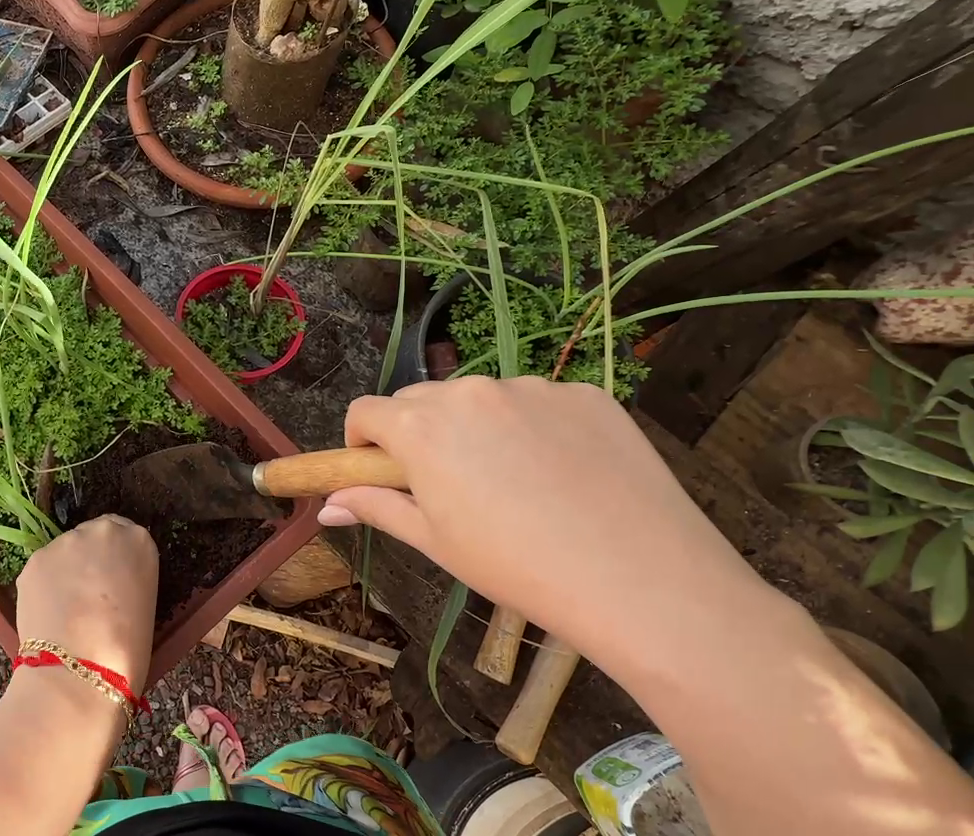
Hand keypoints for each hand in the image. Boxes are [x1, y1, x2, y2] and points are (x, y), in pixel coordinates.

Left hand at [15, 515, 157, 691]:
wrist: (81, 672)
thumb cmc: (127, 650)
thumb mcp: (144, 604)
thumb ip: (128, 577)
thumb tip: (109, 581)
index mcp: (138, 540)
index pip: (125, 533)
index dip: (117, 558)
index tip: (113, 580)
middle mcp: (100, 531)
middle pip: (93, 536)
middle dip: (90, 559)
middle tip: (89, 594)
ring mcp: (63, 543)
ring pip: (65, 552)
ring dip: (66, 572)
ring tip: (67, 610)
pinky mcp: (34, 559)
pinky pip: (43, 569)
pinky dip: (45, 586)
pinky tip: (49, 613)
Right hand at [320, 377, 778, 670]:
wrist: (645, 585)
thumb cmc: (519, 570)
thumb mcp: (436, 543)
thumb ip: (375, 509)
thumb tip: (327, 508)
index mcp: (420, 427)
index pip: (365, 412)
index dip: (362, 443)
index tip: (381, 474)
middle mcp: (469, 392)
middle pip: (419, 400)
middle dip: (417, 434)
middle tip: (448, 486)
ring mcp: (532, 388)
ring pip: (481, 399)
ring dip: (477, 428)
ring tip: (516, 484)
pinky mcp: (586, 394)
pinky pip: (540, 402)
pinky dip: (535, 427)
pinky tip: (564, 474)